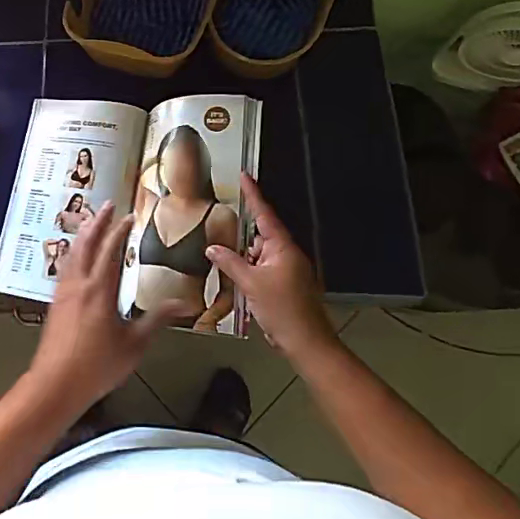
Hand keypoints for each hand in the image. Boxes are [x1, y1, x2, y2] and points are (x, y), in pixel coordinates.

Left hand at [28, 203, 179, 413]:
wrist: (54, 386)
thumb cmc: (95, 367)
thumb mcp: (134, 344)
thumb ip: (157, 320)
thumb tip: (183, 306)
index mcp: (99, 290)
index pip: (110, 249)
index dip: (120, 230)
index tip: (130, 217)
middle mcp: (78, 285)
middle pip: (86, 244)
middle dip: (98, 222)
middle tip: (107, 206)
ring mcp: (63, 293)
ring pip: (72, 254)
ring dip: (83, 235)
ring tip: (91, 224)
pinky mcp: (55, 304)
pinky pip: (64, 268)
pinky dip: (73, 253)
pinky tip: (75, 259)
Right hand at [205, 175, 337, 360]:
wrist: (305, 342)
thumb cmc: (284, 311)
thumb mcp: (250, 284)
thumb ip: (229, 262)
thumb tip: (213, 248)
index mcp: (282, 247)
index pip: (265, 214)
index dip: (253, 194)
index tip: (246, 176)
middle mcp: (287, 254)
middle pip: (258, 238)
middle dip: (241, 245)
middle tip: (223, 248)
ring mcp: (288, 269)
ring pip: (258, 257)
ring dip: (245, 266)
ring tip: (236, 280)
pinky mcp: (285, 284)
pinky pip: (263, 272)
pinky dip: (251, 277)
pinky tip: (243, 291)